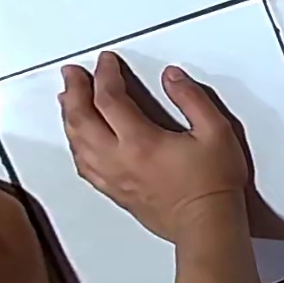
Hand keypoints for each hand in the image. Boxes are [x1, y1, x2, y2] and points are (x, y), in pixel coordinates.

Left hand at [59, 52, 251, 244]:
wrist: (206, 222)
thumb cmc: (214, 180)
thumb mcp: (216, 130)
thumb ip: (192, 99)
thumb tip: (171, 77)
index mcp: (140, 141)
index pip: (110, 100)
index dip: (106, 76)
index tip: (106, 60)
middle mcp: (118, 159)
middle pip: (82, 119)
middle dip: (75, 91)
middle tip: (72, 73)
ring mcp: (112, 178)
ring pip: (76, 142)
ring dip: (68, 116)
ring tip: (67, 99)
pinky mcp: (115, 192)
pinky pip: (83, 164)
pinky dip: (74, 144)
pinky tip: (77, 140)